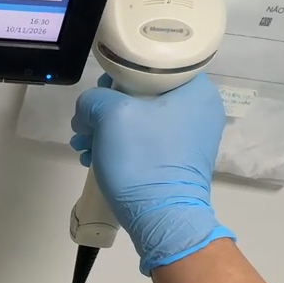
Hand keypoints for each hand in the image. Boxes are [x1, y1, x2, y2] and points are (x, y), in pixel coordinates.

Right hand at [70, 74, 235, 274]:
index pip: (150, 66)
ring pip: (140, 120)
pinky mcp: (180, 159)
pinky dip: (121, 146)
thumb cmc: (141, 159)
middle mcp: (200, 108)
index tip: (97, 95)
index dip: (116, 77)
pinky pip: (146, 141)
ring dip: (107, 131)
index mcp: (195, 89)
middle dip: (106, 110)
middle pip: (142, 95)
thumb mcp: (110, 116)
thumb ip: (94, 99)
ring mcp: (192, 136)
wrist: (161, 216)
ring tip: (84, 146)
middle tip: (84, 126)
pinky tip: (97, 158)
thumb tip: (91, 107)